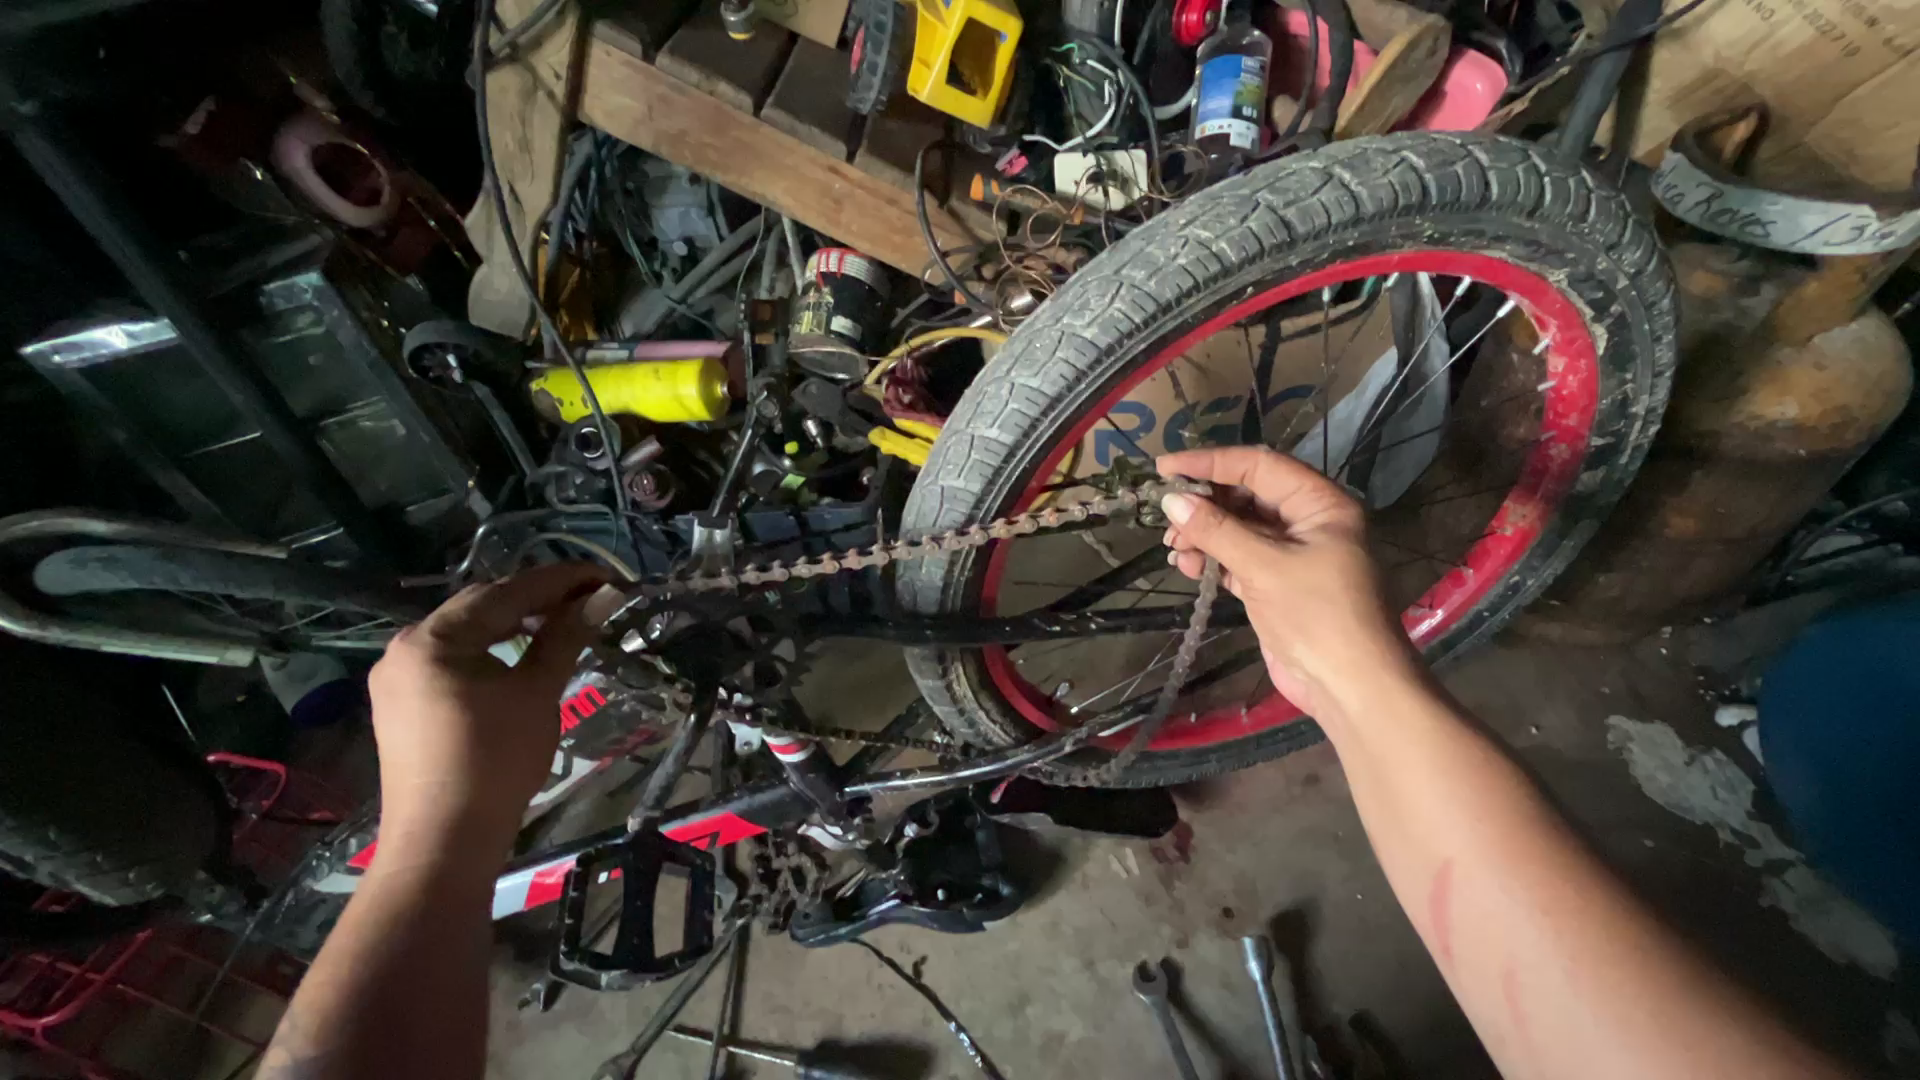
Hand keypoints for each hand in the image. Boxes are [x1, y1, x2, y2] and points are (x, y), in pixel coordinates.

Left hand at [366, 563, 609, 859]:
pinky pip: (457, 655)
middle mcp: (407, 646)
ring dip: (517, 619)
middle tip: (591, 595)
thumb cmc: (496, 759)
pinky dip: (494, 645)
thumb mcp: (538, 691)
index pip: (507, 592)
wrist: (446, 839)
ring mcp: (399, 675)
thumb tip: (602, 598)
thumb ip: (566, 637)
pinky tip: (523, 649)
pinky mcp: (405, 700)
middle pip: (483, 605)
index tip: (606, 575)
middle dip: (539, 596)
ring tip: (565, 618)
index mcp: (433, 639)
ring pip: (469, 629)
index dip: (561, 579)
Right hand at [1157, 447, 1420, 728]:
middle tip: (1166, 516)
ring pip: (1237, 528)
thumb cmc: (1318, 616)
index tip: (1165, 466)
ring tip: (1174, 548)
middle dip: (1203, 504)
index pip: (1258, 466)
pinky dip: (1210, 559)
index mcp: (1320, 504)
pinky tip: (1187, 566)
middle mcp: (1307, 522)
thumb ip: (1216, 530)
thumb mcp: (1264, 567)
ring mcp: (1291, 554)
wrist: (1350, 687)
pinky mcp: (1275, 584)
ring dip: (1202, 534)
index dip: (1209, 462)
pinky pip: (1235, 557)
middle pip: (1245, 496)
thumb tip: (1171, 500)